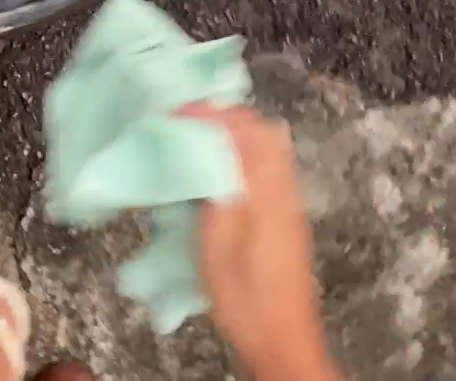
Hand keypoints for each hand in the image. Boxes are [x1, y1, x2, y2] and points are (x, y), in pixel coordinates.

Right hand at [180, 104, 339, 380]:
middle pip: (258, 129)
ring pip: (263, 144)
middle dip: (218, 115)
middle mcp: (282, 187)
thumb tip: (198, 139)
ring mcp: (286, 201)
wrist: (279, 341)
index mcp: (266, 189)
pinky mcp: (281, 215)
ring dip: (227, 131)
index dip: (203, 114)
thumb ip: (213, 181)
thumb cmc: (241, 292)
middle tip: (179, 120)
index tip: (170, 115)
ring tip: (190, 137)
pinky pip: (263, 164)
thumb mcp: (217, 234)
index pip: (241, 128)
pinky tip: (209, 167)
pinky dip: (235, 151)